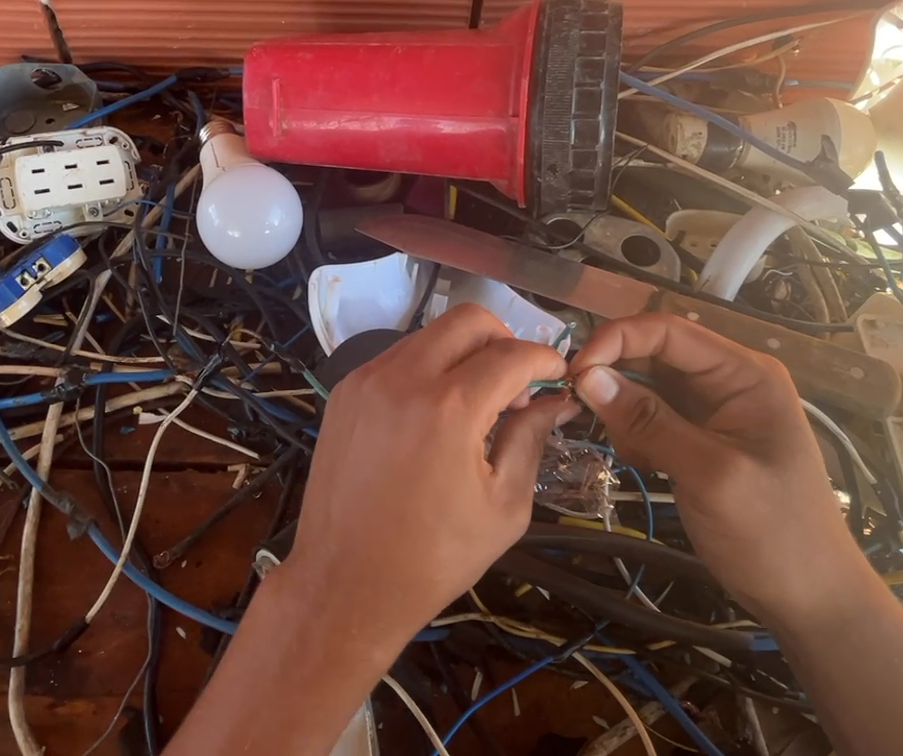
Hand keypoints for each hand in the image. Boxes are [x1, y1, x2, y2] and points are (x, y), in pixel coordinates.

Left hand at [283, 304, 573, 644]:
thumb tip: (557, 401)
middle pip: (467, 320)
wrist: (346, 582)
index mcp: (450, 407)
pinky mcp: (345, 391)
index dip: (544, 360)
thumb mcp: (503, 505)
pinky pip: (396, 357)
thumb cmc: (434, 556)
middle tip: (517, 382)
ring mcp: (367, 379)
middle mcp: (404, 377)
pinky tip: (434, 411)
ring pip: (428, 334)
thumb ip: (531, 439)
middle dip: (504, 340)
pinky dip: (426, 368)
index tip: (558, 376)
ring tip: (476, 401)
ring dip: (462, 353)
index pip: (512, 354)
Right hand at [570, 314, 866, 627]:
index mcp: (744, 374)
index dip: (615, 340)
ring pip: (642, 385)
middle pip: (650, 354)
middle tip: (590, 417)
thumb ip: (648, 422)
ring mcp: (711, 410)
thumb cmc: (773, 534)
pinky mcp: (696, 436)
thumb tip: (586, 376)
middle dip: (615, 380)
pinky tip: (645, 466)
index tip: (574, 373)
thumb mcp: (708, 474)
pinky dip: (633, 435)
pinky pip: (647, 416)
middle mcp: (726, 381)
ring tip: (637, 456)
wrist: (809, 600)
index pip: (666, 330)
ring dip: (623, 413)